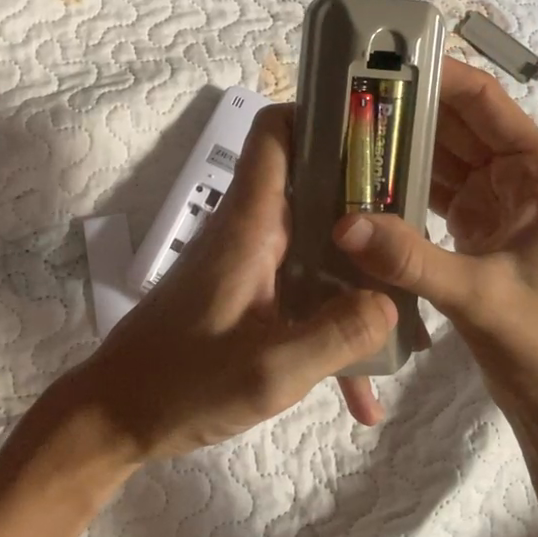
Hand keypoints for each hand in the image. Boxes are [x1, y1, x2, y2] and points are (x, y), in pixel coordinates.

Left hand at [61, 104, 398, 460]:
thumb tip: (389, 302)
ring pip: (317, 246)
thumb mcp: (269, 371)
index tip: (377, 136)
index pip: (275, 134)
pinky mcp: (248, 297)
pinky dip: (331, 324)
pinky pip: (302, 293)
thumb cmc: (180, 386)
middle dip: (368, 203)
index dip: (322, 118)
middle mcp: (250, 231)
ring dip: (358, 274)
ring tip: (412, 310)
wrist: (117, 419)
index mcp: (248, 225)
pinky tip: (362, 389)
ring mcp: (250, 265)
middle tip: (420, 231)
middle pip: (313, 186)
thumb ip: (336, 336)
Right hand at [333, 58, 537, 409]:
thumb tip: (343, 222)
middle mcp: (519, 176)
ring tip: (344, 130)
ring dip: (398, 145)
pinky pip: (431, 189)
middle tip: (347, 97)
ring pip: (440, 155)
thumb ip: (411, 258)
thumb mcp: (478, 296)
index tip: (382, 64)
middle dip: (406, 109)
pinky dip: (400, 184)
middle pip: (456, 124)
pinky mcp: (474, 228)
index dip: (437, 76)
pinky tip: (360, 180)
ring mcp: (495, 201)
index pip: (485, 101)